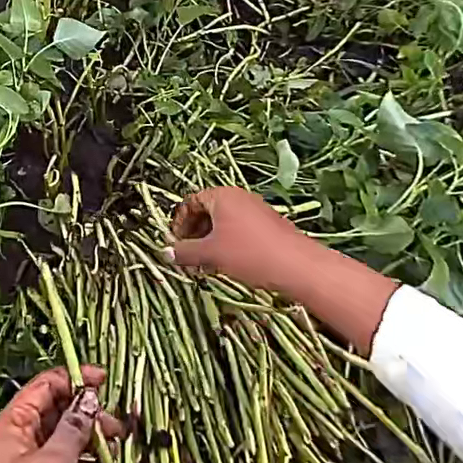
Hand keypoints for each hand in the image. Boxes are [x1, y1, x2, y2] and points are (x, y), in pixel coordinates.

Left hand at [0, 367, 124, 462]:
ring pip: (67, 443)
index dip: (74, 379)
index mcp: (13, 424)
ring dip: (91, 448)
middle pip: (58, 413)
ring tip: (112, 456)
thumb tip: (88, 397)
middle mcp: (19, 441)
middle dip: (88, 417)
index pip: (45, 385)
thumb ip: (73, 427)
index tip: (103, 380)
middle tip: (116, 426)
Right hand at [166, 187, 400, 351]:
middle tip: (188, 254)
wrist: (298, 266)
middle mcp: (238, 197)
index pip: (190, 202)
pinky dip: (227, 242)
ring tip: (205, 262)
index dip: (179, 222)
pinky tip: (227, 263)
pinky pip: (239, 228)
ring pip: (223, 221)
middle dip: (194, 232)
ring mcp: (255, 209)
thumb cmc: (249, 254)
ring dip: (210, 239)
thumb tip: (164, 253)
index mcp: (221, 195)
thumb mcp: (211, 254)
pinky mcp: (268, 224)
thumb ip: (185, 252)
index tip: (175, 243)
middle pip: (206, 210)